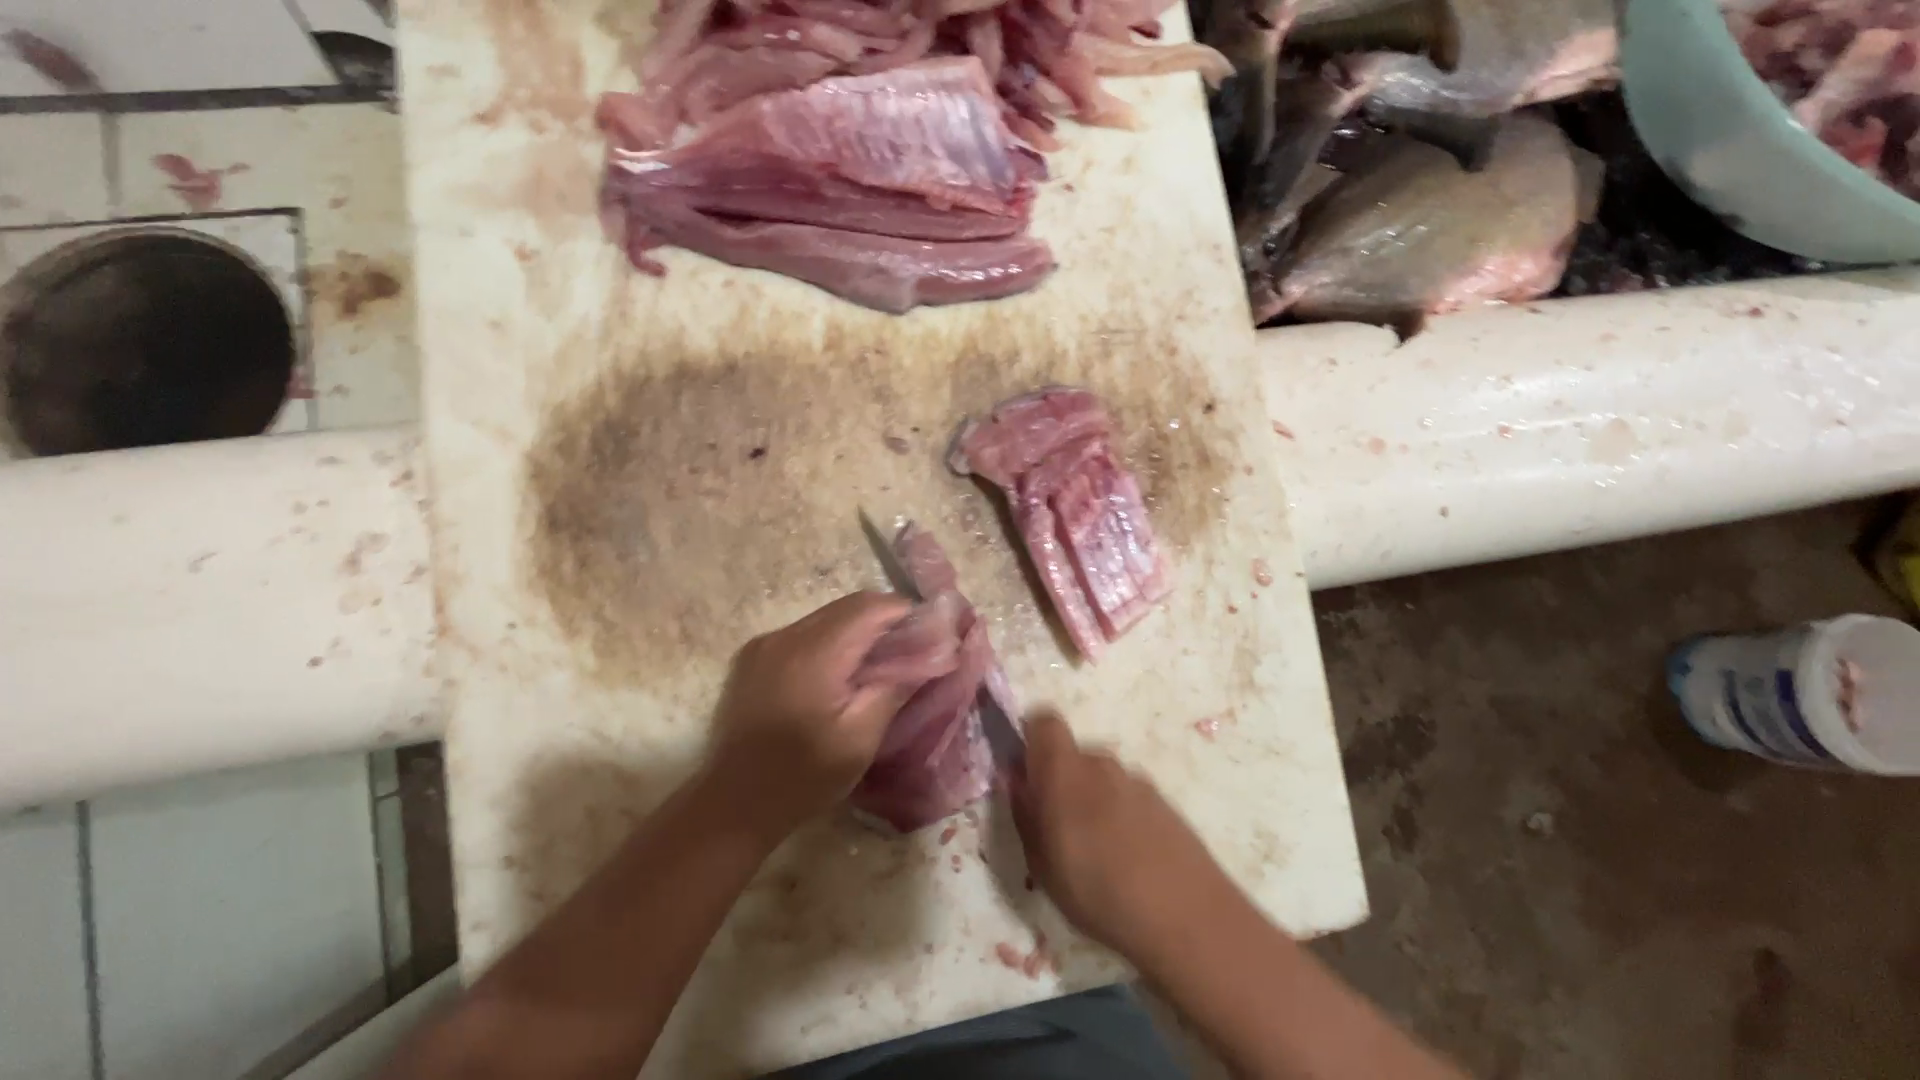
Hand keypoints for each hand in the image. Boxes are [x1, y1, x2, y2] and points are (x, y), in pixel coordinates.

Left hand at [705, 592, 919, 839]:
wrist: (733, 804)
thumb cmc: (803, 776)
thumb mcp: (860, 737)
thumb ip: (895, 687)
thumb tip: (929, 654)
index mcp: (814, 652)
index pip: (870, 606)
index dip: (906, 613)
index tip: (933, 634)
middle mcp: (786, 636)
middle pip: (847, 607)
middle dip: (884, 621)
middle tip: (914, 650)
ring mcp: (764, 645)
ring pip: (824, 619)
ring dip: (856, 631)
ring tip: (881, 664)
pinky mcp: (752, 659)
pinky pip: (801, 635)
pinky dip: (829, 643)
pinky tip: (840, 676)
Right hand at [1011, 711, 1240, 965]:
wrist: (1187, 917)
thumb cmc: (1097, 892)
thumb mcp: (1041, 864)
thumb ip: (1025, 813)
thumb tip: (1015, 779)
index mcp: (1065, 771)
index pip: (1044, 721)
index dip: (1032, 738)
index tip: (1027, 774)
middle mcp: (1103, 764)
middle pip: (1074, 755)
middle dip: (1062, 781)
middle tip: (1058, 829)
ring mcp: (1139, 782)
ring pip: (1103, 779)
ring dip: (1093, 802)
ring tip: (1097, 853)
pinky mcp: (1166, 803)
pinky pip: (1129, 798)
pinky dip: (1122, 817)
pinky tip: (1128, 860)